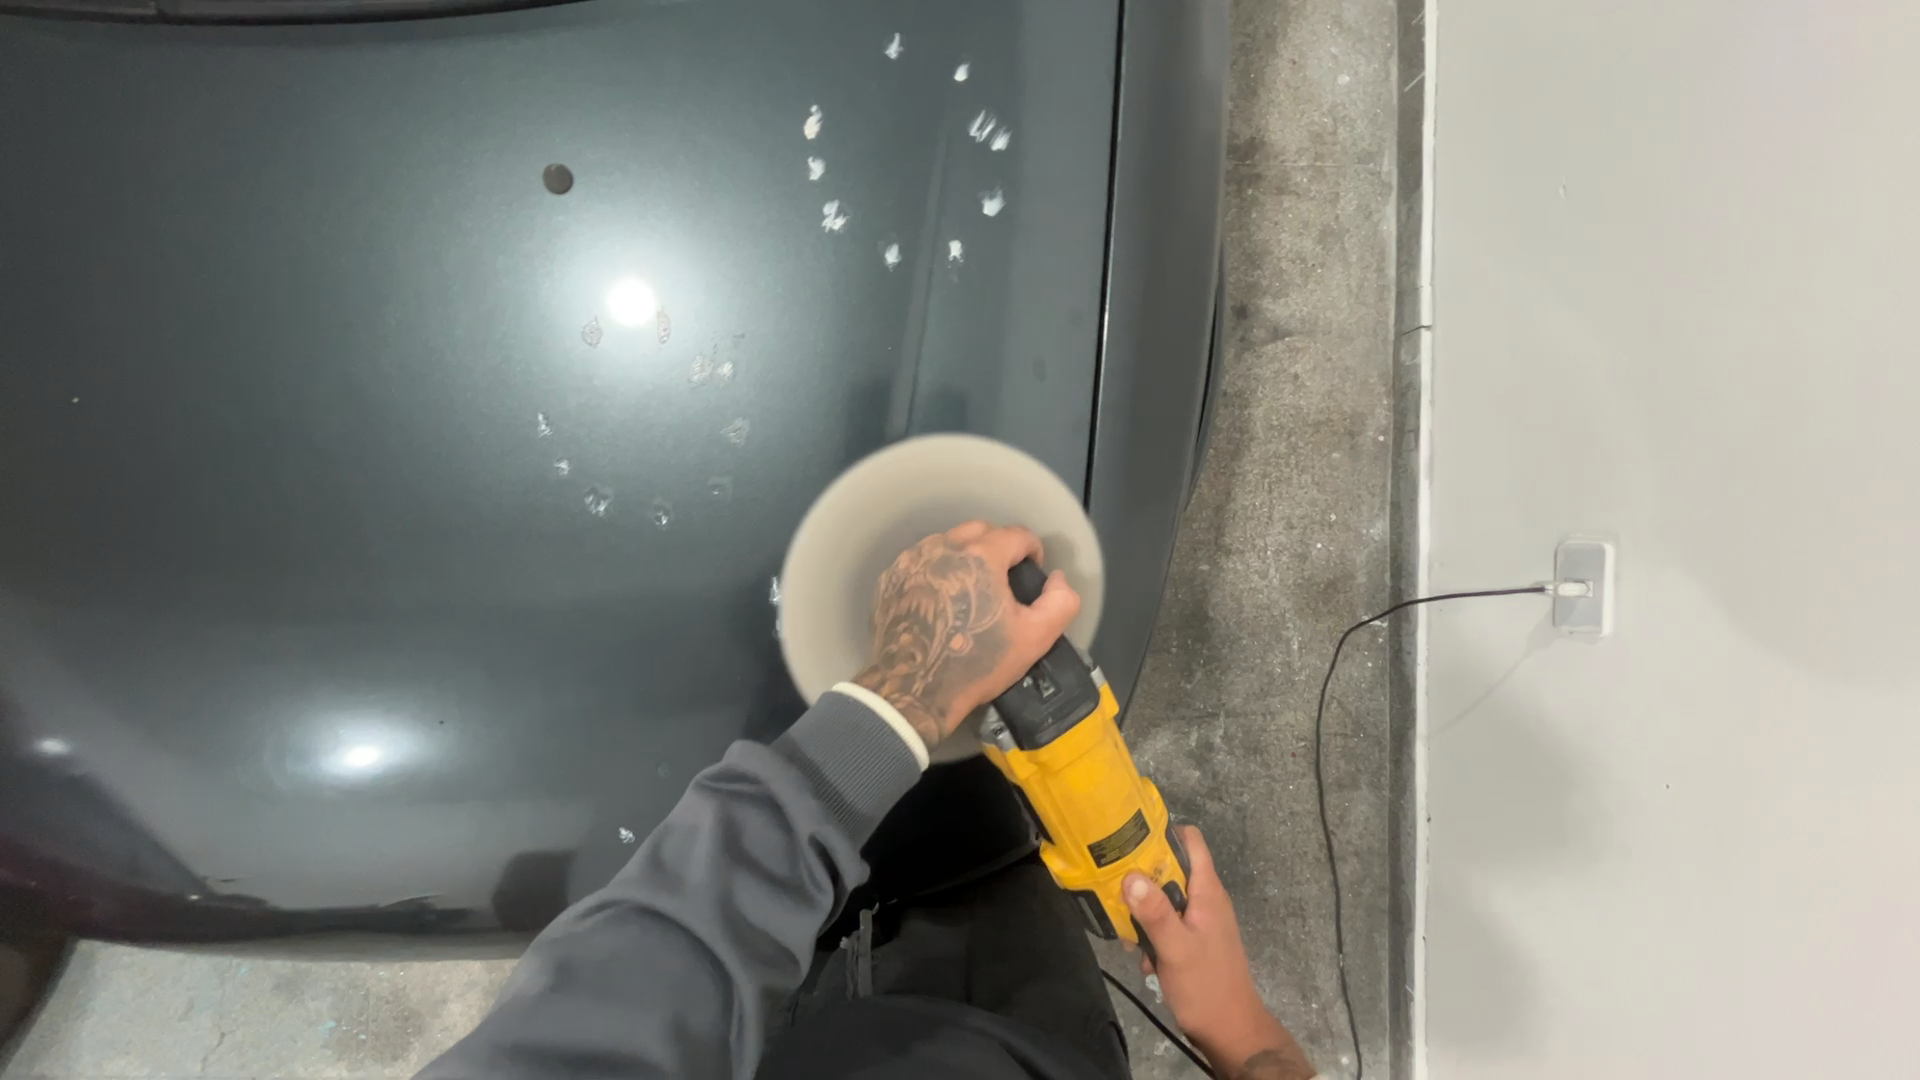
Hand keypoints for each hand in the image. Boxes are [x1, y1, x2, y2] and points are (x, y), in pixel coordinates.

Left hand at [852, 521, 1080, 749]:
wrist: (913, 690)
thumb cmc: (977, 664)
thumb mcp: (1034, 638)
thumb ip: (1060, 602)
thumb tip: (1057, 578)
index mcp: (980, 556)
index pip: (1017, 535)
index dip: (1033, 550)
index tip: (1033, 571)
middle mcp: (943, 547)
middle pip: (981, 530)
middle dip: (999, 546)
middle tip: (1005, 579)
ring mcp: (911, 560)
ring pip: (948, 542)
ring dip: (966, 556)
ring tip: (972, 589)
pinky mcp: (890, 578)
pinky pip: (922, 561)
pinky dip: (937, 570)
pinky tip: (942, 600)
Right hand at [1124, 826, 1314, 1079]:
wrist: (1231, 1035)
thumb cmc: (1206, 987)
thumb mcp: (1176, 948)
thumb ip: (1154, 911)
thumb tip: (1130, 875)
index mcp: (1207, 891)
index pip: (1190, 840)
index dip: (1162, 831)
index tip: (1129, 836)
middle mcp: (1205, 898)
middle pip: (1171, 866)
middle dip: (1144, 874)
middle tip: (1116, 883)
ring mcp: (1201, 919)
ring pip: (1166, 895)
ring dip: (1145, 907)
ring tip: (1125, 925)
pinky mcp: (1194, 939)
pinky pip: (1168, 919)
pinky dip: (1153, 929)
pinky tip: (1141, 952)